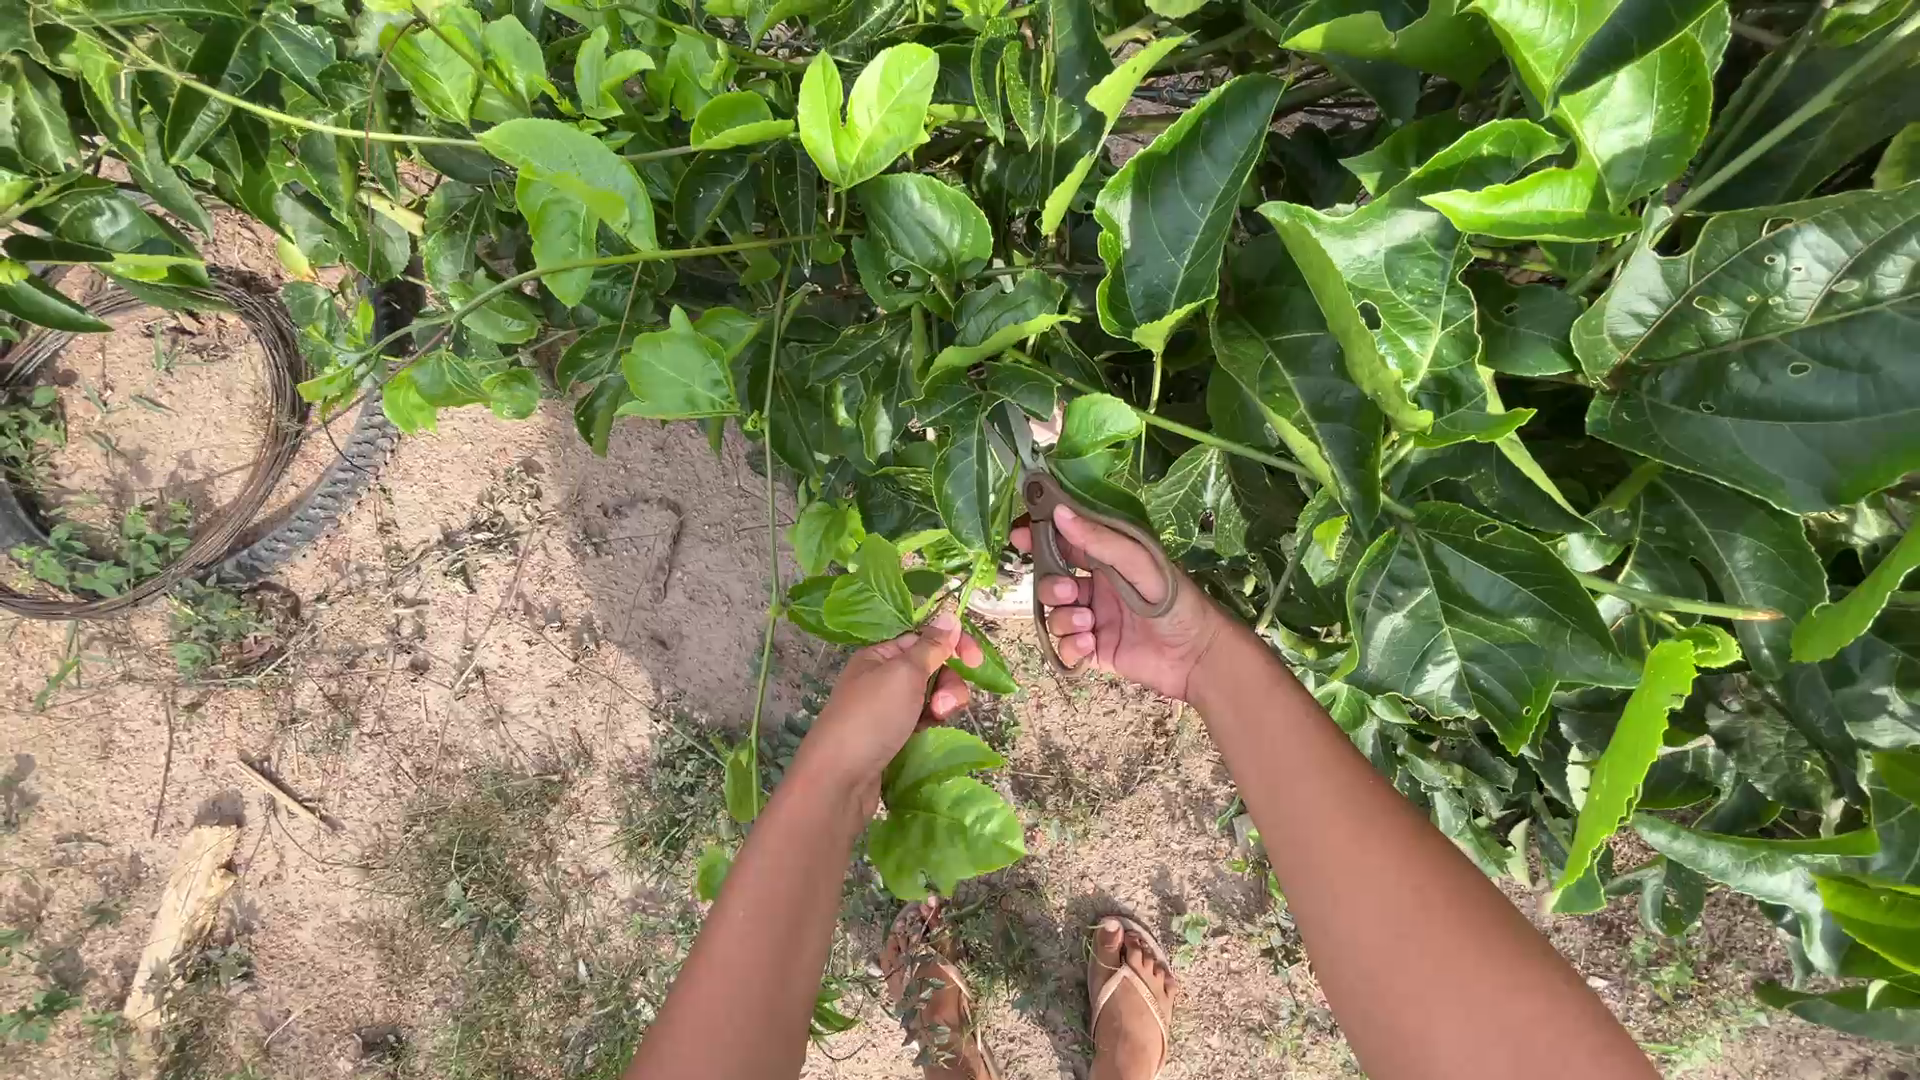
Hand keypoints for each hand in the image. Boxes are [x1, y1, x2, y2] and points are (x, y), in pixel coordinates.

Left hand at [793, 610, 981, 806]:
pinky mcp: (892, 734)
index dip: (952, 645)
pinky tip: (928, 731)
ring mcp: (886, 707)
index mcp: (880, 655)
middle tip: (944, 703)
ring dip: (941, 702)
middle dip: (947, 681)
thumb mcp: (904, 673)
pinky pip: (922, 718)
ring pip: (930, 695)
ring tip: (936, 719)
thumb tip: (948, 616)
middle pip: (931, 667)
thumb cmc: (871, 717)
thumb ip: (930, 647)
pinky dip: (930, 721)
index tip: (976, 661)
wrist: (840, 779)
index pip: (925, 638)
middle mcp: (882, 677)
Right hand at [1012, 504, 1228, 701]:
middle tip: (1072, 595)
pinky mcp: (1096, 651)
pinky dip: (1071, 646)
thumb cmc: (1176, 601)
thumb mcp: (1140, 563)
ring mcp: (1095, 621)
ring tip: (1089, 626)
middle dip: (1052, 589)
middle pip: (1053, 583)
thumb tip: (1060, 513)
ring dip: (1065, 620)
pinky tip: (1090, 646)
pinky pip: (1066, 647)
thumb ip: (1100, 541)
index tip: (1019, 538)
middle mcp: (1097, 589)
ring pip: (1056, 616)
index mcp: (1109, 561)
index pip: (1066, 543)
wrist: (1198, 657)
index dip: (1041, 539)